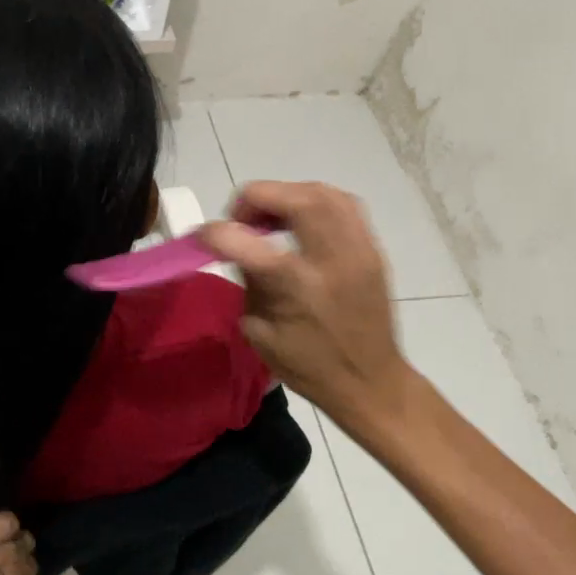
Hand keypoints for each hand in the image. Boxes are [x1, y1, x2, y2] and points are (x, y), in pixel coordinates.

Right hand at [199, 181, 415, 435]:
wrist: (370, 382)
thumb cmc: (307, 365)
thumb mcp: (258, 330)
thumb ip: (249, 281)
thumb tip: (240, 246)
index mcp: (297, 288)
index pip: (247, 240)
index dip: (214, 232)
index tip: (202, 238)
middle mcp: (332, 261)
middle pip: (296, 199)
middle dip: (257, 197)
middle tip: (241, 219)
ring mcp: (359, 251)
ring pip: (323, 192)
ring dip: (287, 194)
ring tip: (270, 217)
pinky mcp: (373, 250)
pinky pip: (344, 204)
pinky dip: (313, 201)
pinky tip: (299, 221)